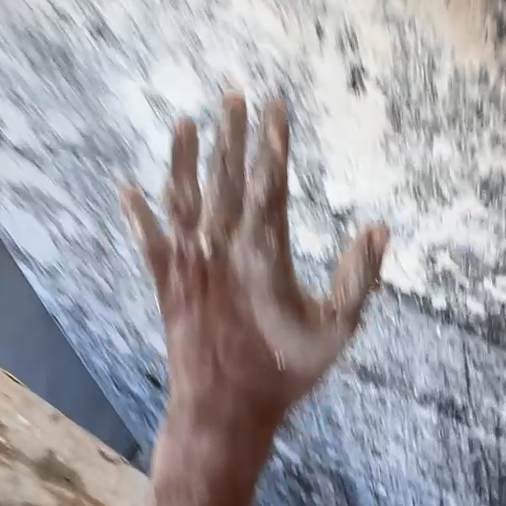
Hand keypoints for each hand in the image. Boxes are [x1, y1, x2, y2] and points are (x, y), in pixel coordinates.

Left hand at [121, 95, 387, 443]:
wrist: (224, 409)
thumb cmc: (284, 372)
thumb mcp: (336, 330)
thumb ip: (358, 278)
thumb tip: (380, 230)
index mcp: (264, 254)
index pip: (270, 183)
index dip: (273, 142)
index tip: (275, 107)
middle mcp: (220, 248)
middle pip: (225, 178)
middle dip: (230, 134)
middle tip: (232, 95)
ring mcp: (188, 265)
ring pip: (182, 198)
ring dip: (182, 158)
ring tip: (183, 122)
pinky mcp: (166, 285)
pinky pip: (147, 241)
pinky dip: (137, 214)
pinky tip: (126, 189)